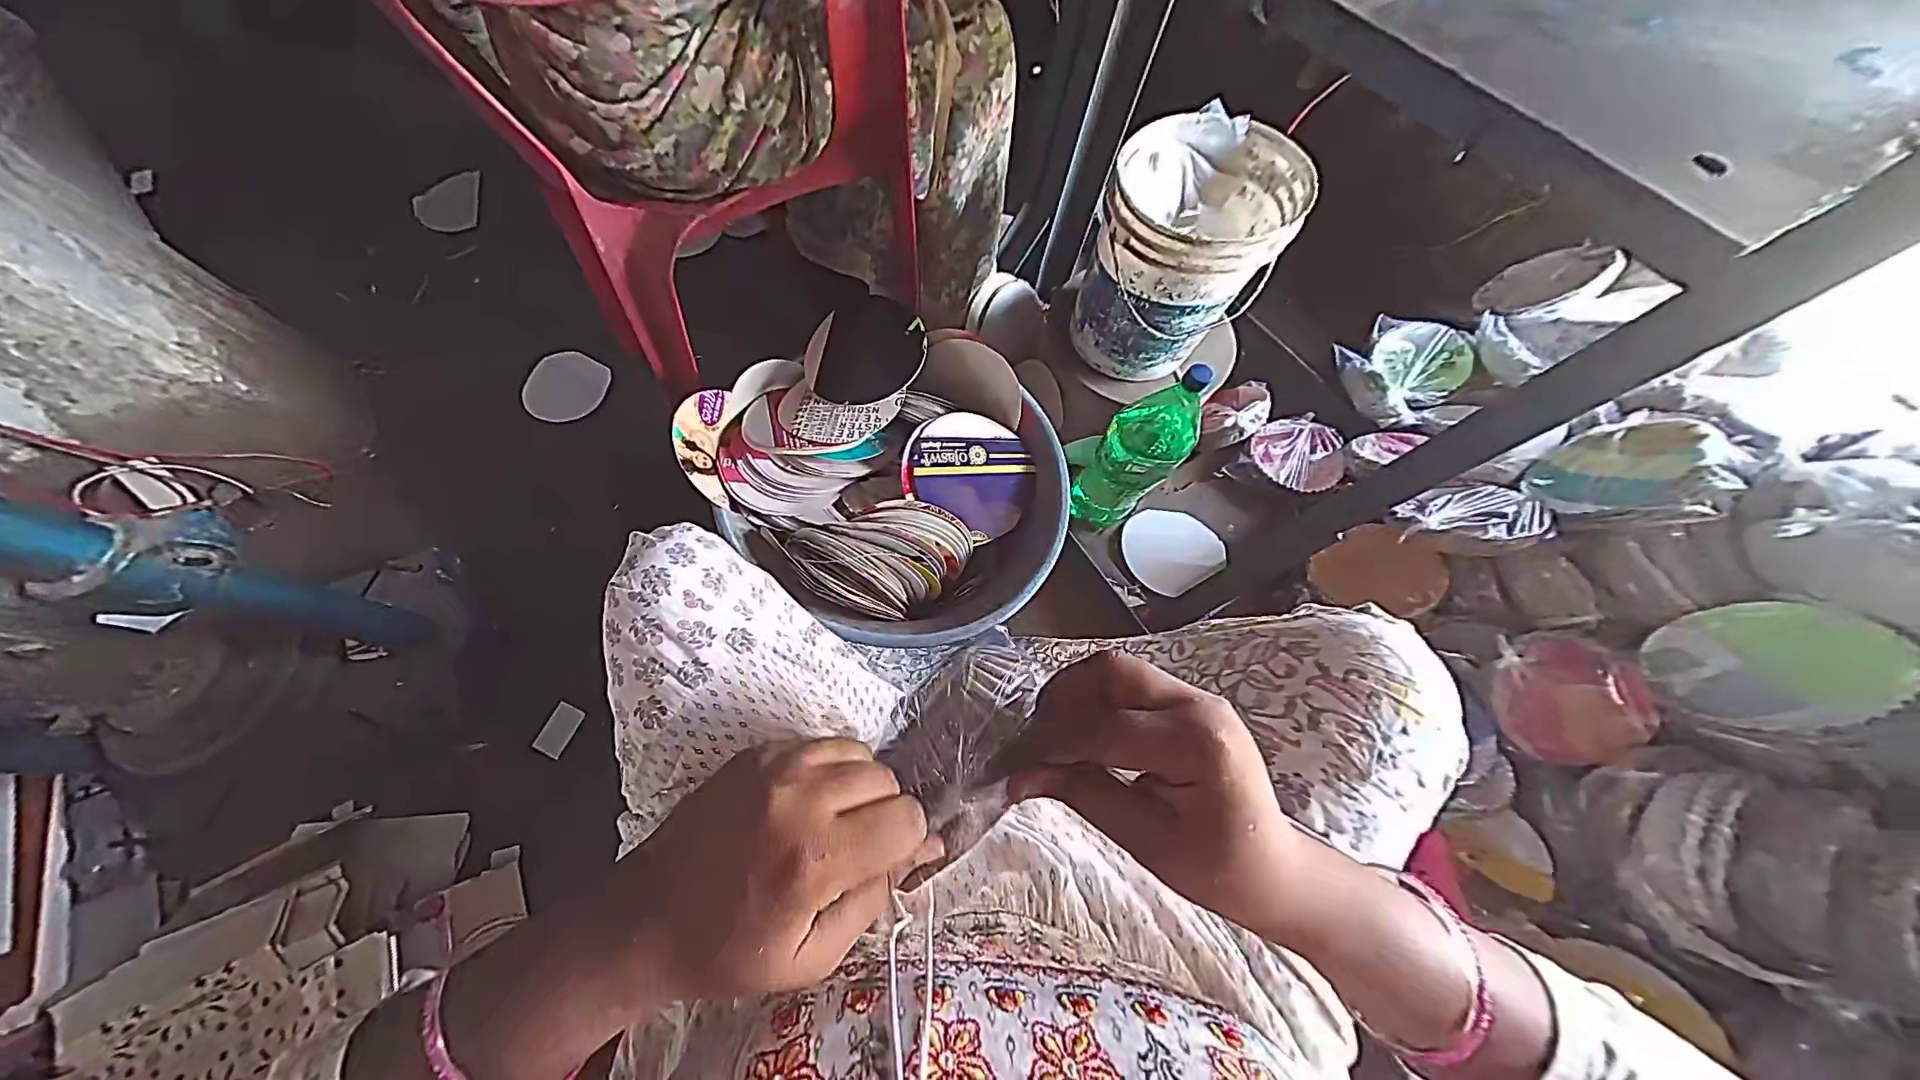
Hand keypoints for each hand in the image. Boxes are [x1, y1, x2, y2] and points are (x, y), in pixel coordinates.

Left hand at [620, 738, 940, 999]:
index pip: (905, 818)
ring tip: (829, 819)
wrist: (647, 917)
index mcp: (813, 859)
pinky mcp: (758, 751)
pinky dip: (830, 768)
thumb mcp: (812, 956)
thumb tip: (924, 848)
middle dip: (883, 813)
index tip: (884, 859)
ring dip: (859, 785)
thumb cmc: (729, 950)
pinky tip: (804, 799)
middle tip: (852, 846)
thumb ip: (876, 898)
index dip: (906, 842)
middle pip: (887, 780)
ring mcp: (776, 765)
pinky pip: (824, 743)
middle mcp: (799, 799)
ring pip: (860, 753)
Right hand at [999, 651, 1310, 936]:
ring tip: (1054, 732)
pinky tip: (1083, 729)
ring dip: (1077, 692)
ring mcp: (1197, 697)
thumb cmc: (1217, 867)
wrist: (1272, 869)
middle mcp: (1198, 704)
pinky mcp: (1189, 702)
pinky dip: (1097, 698)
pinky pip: (1131, 683)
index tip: (1016, 765)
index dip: (1053, 743)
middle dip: (1062, 699)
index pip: (1104, 727)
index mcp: (1197, 742)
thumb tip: (1021, 776)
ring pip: (1117, 668)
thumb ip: (1082, 793)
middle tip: (1035, 739)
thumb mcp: (1144, 838)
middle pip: (1110, 672)